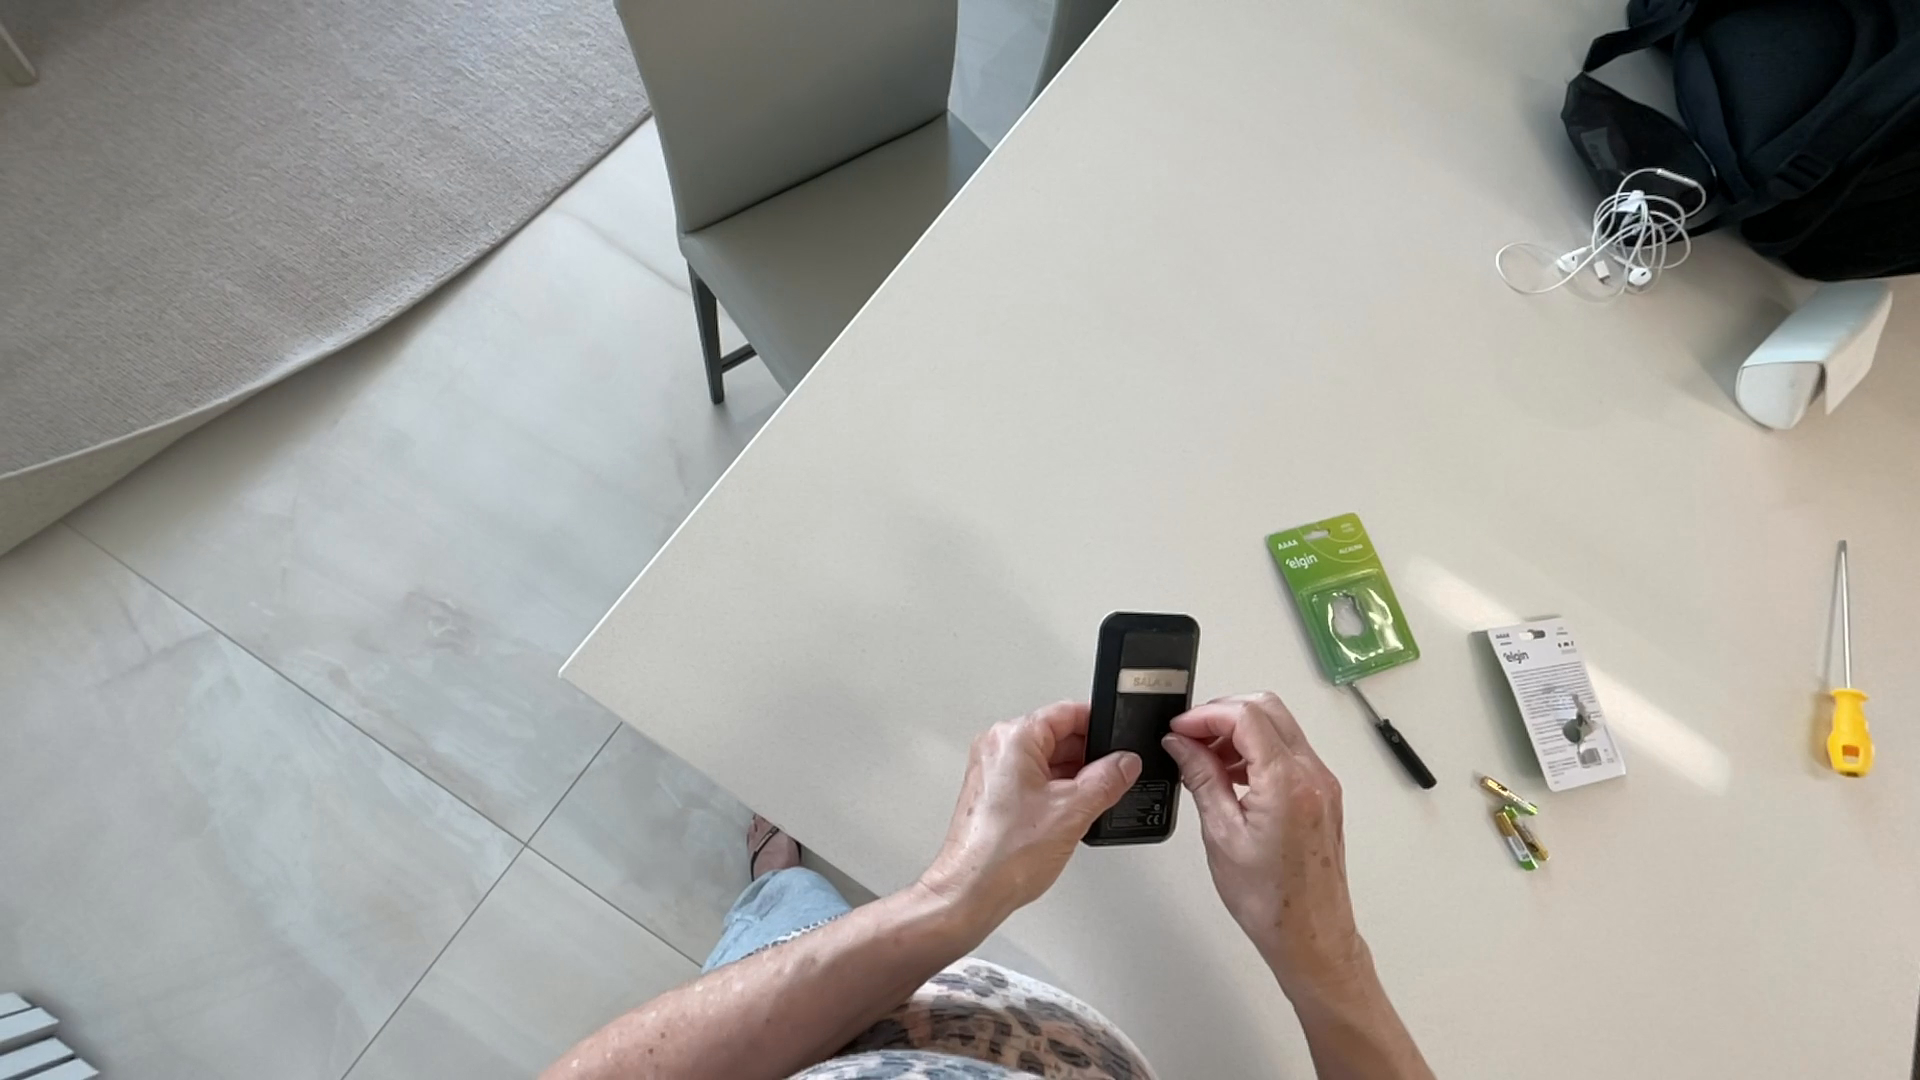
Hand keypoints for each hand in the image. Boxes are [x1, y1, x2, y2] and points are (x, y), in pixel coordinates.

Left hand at [919, 702, 1141, 927]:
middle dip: (1088, 755)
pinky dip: (1055, 789)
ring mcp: (992, 769)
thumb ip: (1107, 780)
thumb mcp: (1073, 811)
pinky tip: (1070, 813)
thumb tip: (1124, 763)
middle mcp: (997, 746)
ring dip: (1073, 775)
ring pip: (1045, 758)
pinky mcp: (992, 792)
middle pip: (1056, 734)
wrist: (971, 891)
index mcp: (1013, 737)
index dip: (1098, 723)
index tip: (1119, 737)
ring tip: (1093, 800)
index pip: (1065, 712)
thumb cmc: (1003, 853)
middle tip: (1114, 774)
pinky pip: (1032, 777)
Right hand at [1161, 693, 1364, 997]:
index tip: (1180, 729)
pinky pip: (1286, 750)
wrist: (1311, 938)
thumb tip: (1181, 745)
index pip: (1245, 716)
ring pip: (1277, 725)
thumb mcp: (1221, 833)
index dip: (1205, 715)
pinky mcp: (1320, 793)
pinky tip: (1229, 773)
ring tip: (1205, 757)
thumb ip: (1201, 777)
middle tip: (1190, 735)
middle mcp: (1312, 776)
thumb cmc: (1272, 901)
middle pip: (1265, 708)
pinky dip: (1255, 748)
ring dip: (1238, 730)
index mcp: (1287, 784)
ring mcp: (1320, 783)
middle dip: (1222, 714)